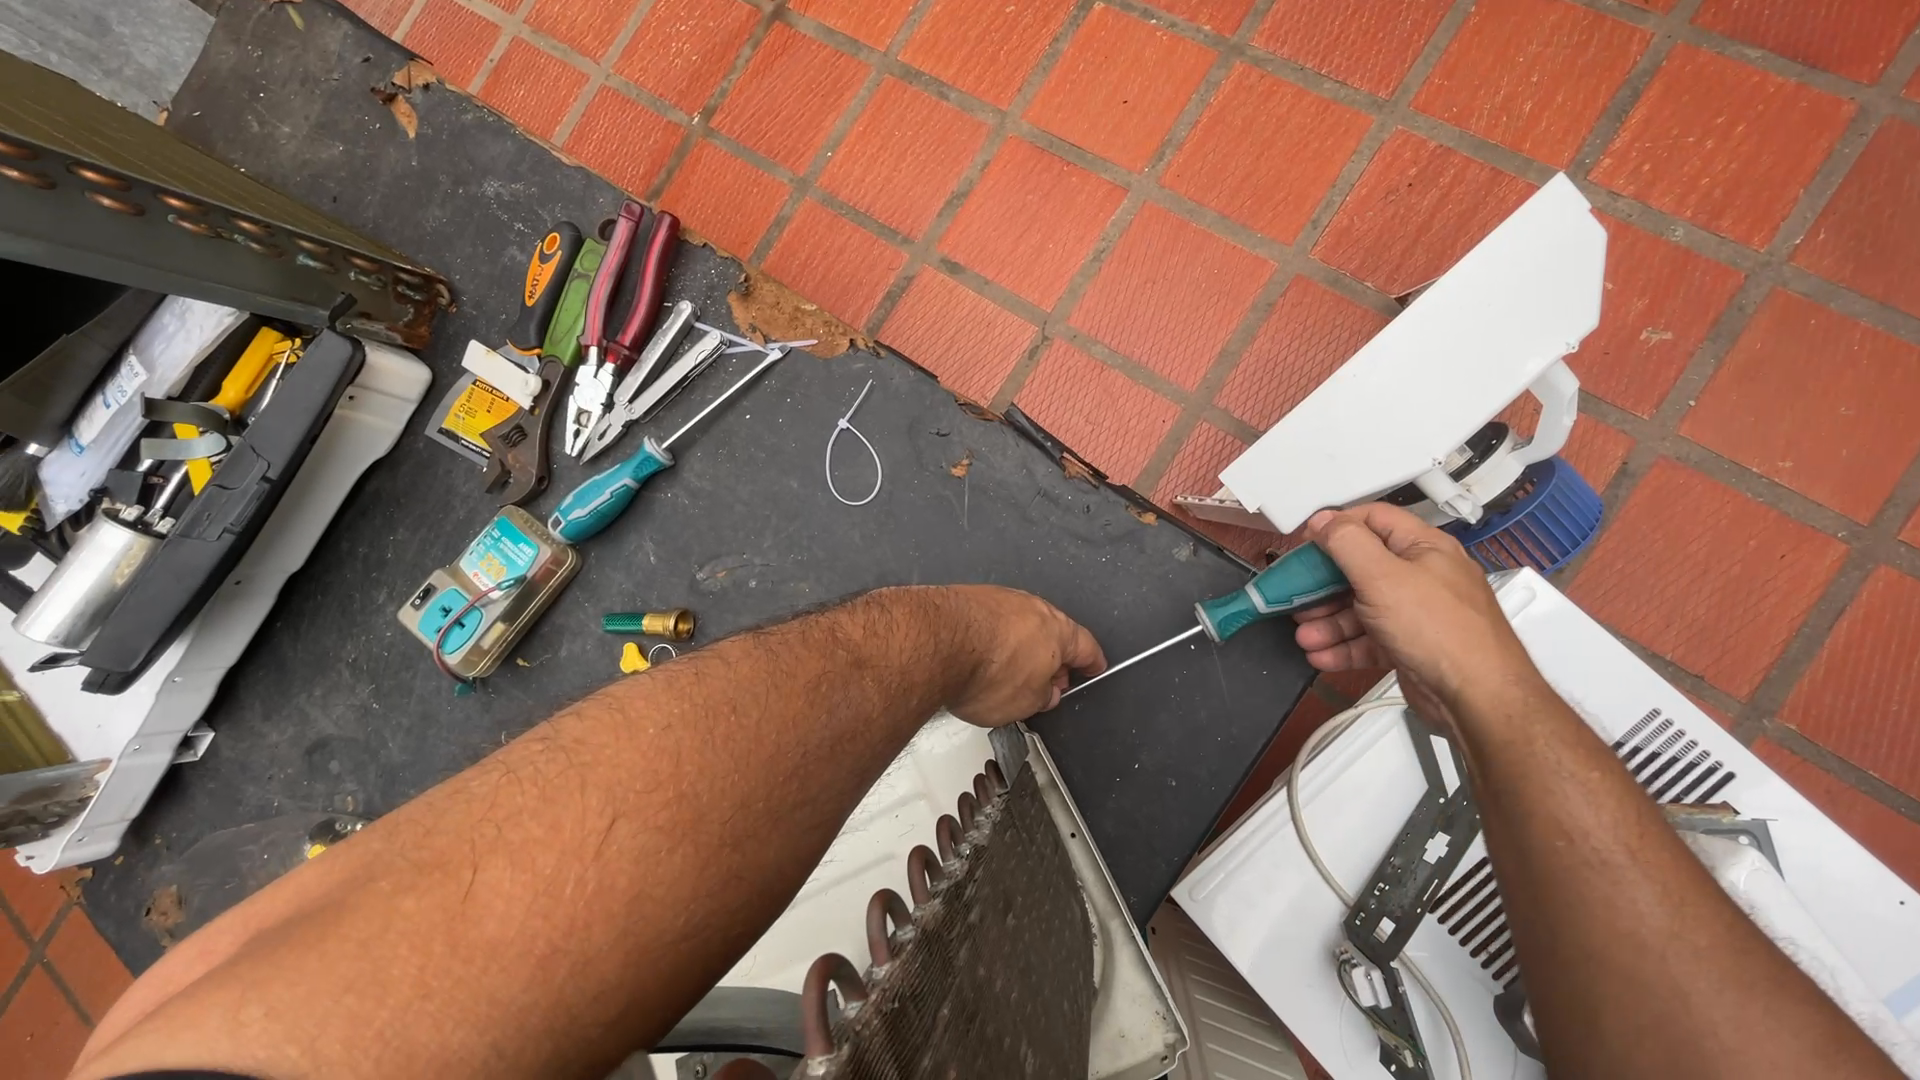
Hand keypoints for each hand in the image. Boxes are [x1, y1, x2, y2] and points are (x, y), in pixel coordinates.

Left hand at [931, 586, 1104, 726]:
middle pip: (1050, 633)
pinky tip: (978, 658)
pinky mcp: (968, 599)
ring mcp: (998, 600)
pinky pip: (988, 622)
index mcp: (1057, 631)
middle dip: (1050, 657)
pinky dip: (989, 640)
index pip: (1086, 646)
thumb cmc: (983, 670)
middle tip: (1046, 680)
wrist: (935, 642)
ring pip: (1017, 626)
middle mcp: (1031, 608)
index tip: (1094, 666)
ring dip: (1017, 647)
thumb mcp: (1026, 702)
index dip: (1091, 661)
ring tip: (1006, 673)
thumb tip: (1044, 691)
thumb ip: (1042, 696)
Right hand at [1292, 503, 1542, 718]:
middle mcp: (1421, 577)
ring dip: (1328, 622)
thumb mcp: (1383, 577)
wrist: (1476, 697)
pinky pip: (1368, 639)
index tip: (1307, 541)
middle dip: (1323, 586)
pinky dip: (1343, 647)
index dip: (1337, 527)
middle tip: (1298, 595)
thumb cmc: (1444, 633)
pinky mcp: (1409, 645)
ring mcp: (1416, 613)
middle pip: (1359, 569)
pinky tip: (1323, 655)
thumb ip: (1348, 543)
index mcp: (1423, 549)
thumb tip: (1325, 520)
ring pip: (1360, 608)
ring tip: (1306, 636)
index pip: (1373, 520)